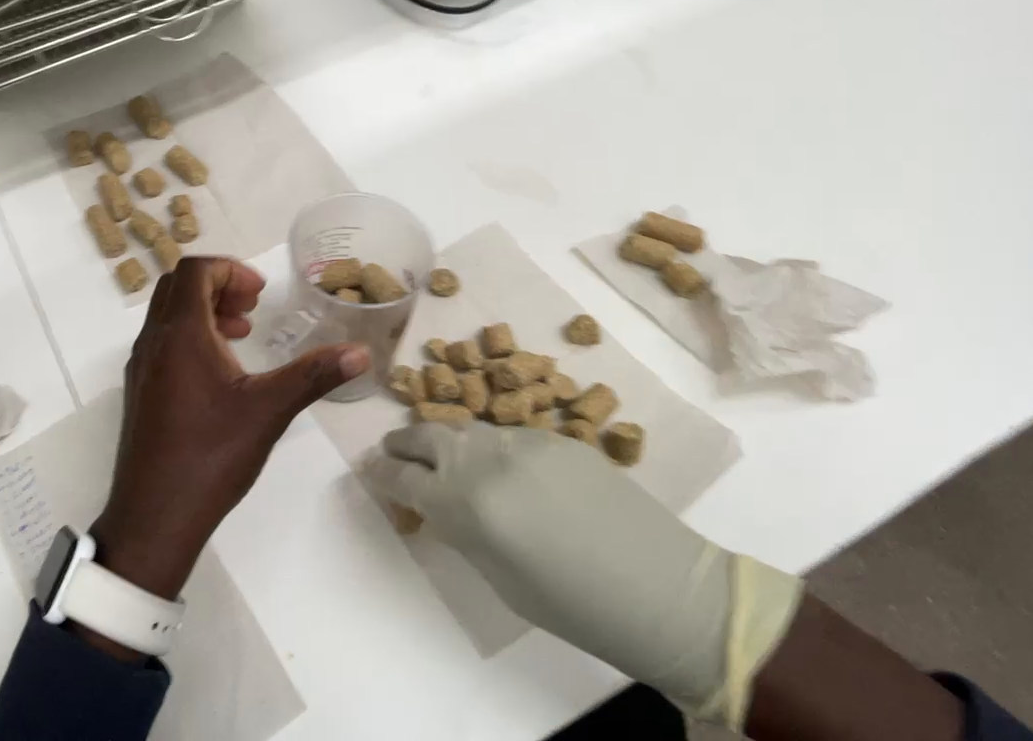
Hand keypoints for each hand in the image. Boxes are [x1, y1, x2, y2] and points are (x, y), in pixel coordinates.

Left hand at [91, 258, 368, 606]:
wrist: (154, 515)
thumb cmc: (211, 455)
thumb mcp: (269, 410)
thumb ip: (315, 376)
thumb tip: (362, 353)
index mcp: (180, 334)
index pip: (195, 270)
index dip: (230, 269)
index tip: (261, 293)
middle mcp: (153, 341)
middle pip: (177, 286)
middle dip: (218, 286)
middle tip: (253, 309)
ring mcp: (140, 366)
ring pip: (167, 315)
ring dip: (204, 311)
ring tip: (242, 335)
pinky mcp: (139, 390)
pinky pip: (161, 342)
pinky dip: (190, 337)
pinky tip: (220, 373)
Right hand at [368, 422, 802, 728]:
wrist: (662, 589)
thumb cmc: (572, 605)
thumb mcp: (496, 575)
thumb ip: (461, 529)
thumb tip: (441, 507)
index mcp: (463, 503)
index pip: (403, 476)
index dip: (380, 473)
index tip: (370, 471)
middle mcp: (485, 460)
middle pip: (426, 436)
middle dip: (403, 443)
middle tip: (394, 452)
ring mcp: (523, 441)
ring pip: (465, 428)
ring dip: (444, 439)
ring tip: (440, 454)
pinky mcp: (556, 437)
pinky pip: (506, 434)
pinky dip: (488, 446)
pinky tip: (499, 466)